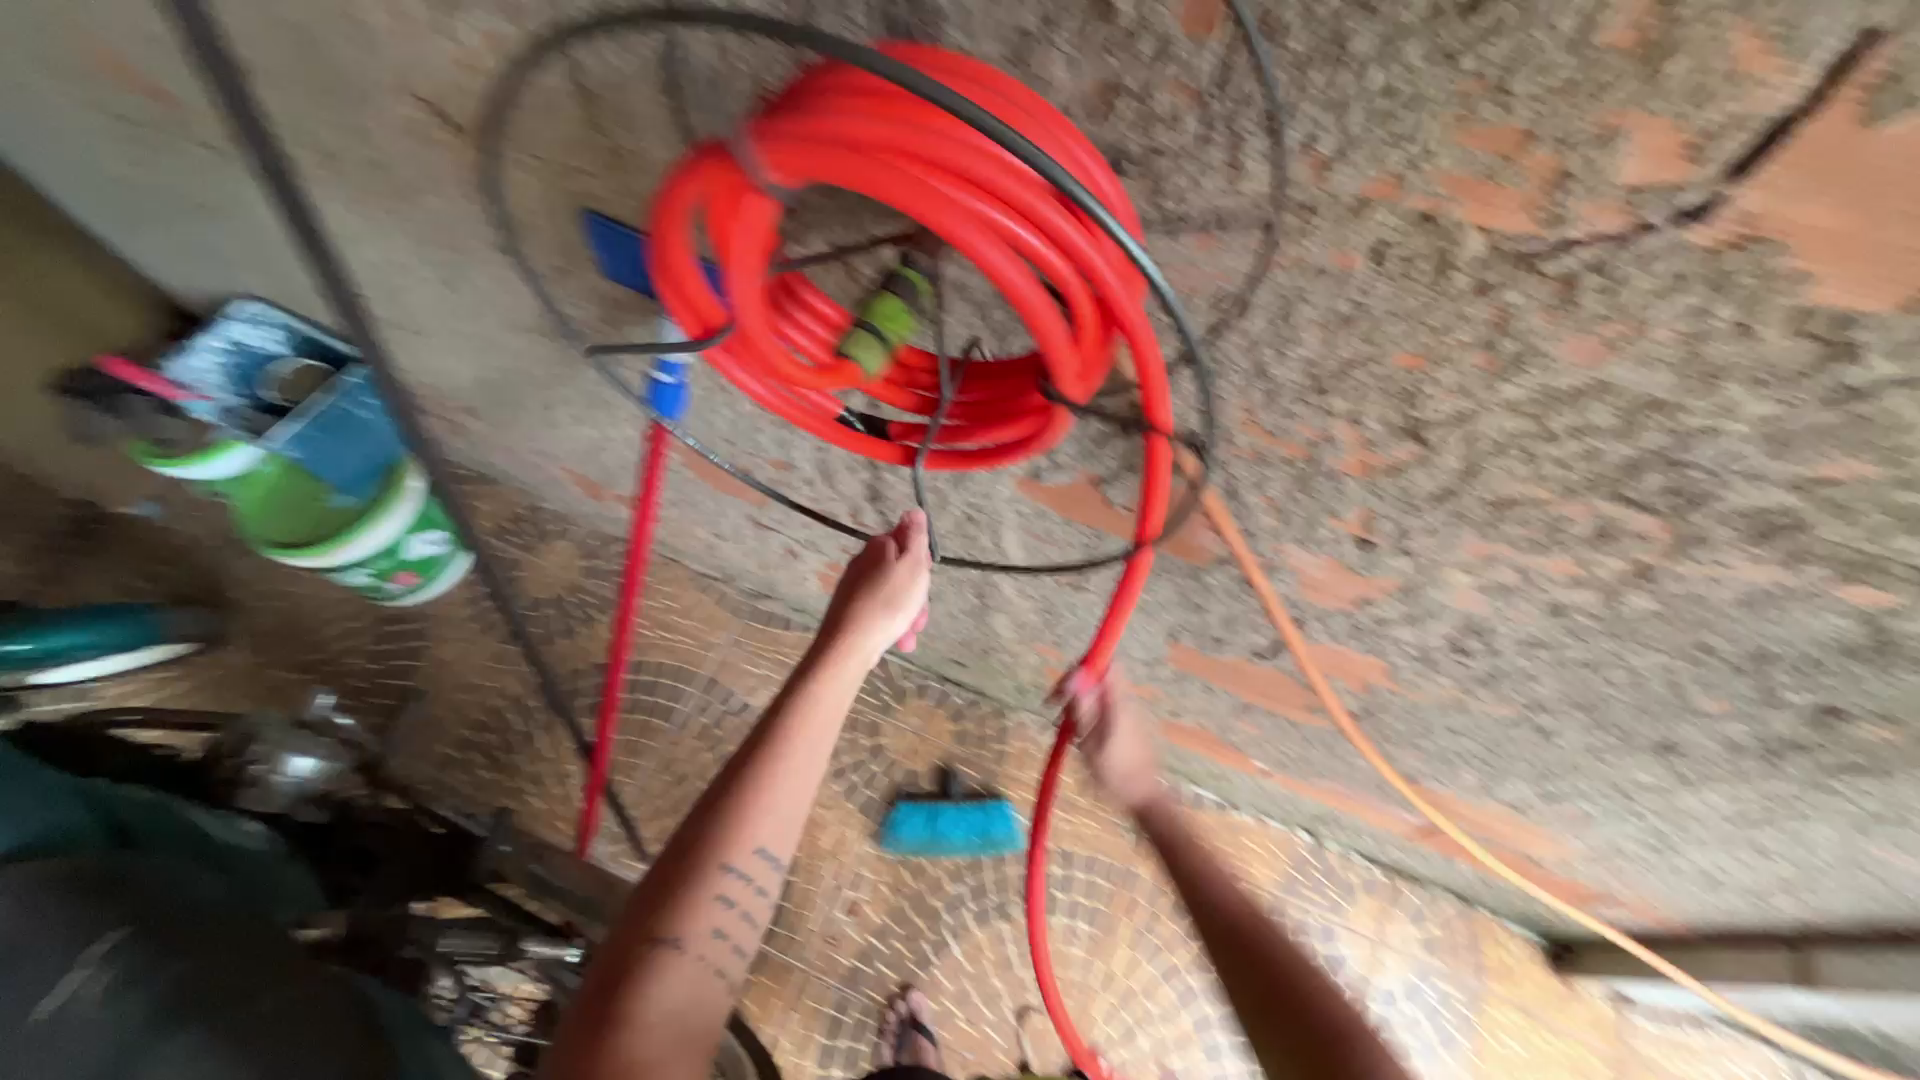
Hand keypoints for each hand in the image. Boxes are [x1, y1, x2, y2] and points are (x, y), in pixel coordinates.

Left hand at [818, 510, 932, 667]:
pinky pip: (880, 612)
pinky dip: (892, 625)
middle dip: (916, 593)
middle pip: (901, 571)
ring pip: (892, 595)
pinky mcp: (850, 610)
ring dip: (907, 614)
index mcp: (879, 547)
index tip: (926, 578)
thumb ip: (916, 537)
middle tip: (920, 612)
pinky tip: (900, 641)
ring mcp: (855, 587)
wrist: (849, 644)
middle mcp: (864, 562)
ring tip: (911, 633)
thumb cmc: (889, 604)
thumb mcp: (913, 567)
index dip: (922, 559)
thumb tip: (913, 510)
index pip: (907, 540)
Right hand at [1061, 667, 1164, 813]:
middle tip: (1054, 710)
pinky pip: (1104, 708)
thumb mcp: (1091, 742)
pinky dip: (1088, 714)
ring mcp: (1128, 713)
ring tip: (1062, 729)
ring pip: (1098, 694)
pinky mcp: (1128, 724)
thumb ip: (1083, 708)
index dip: (1080, 667)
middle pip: (1097, 678)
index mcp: (1118, 702)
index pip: (1104, 664)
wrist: (1144, 799)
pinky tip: (1077, 735)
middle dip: (1073, 688)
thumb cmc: (1115, 775)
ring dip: (1077, 704)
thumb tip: (1074, 674)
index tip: (1061, 688)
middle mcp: (1126, 702)